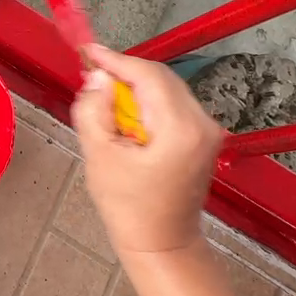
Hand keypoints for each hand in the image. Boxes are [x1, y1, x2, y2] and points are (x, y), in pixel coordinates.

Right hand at [70, 44, 223, 259]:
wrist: (161, 244)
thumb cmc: (126, 205)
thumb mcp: (99, 155)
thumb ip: (94, 110)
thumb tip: (98, 78)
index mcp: (180, 127)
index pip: (148, 76)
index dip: (115, 60)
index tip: (87, 51)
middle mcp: (203, 123)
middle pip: (161, 78)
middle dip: (125, 72)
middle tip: (90, 75)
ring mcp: (208, 131)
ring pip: (167, 90)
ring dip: (135, 87)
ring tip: (103, 95)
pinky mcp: (204, 139)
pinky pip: (173, 106)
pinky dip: (148, 102)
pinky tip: (125, 113)